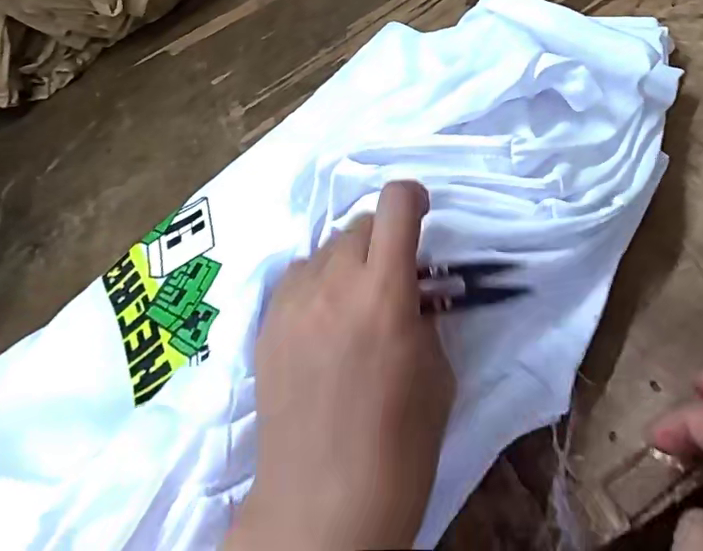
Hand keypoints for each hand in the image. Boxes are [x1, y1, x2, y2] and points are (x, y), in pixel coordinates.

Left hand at [225, 181, 454, 550]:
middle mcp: (333, 281)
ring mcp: (293, 298)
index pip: (395, 205)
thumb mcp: (436, 374)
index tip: (422, 214)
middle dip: (384, 240)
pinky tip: (322, 328)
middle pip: (361, 225)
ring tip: (354, 308)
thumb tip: (412, 288)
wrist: (321, 503)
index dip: (413, 198)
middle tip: (392, 280)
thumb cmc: (398, 448)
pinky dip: (318, 286)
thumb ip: (424, 313)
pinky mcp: (266, 319)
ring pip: (327, 249)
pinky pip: (299, 278)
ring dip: (348, 263)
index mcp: (384, 292)